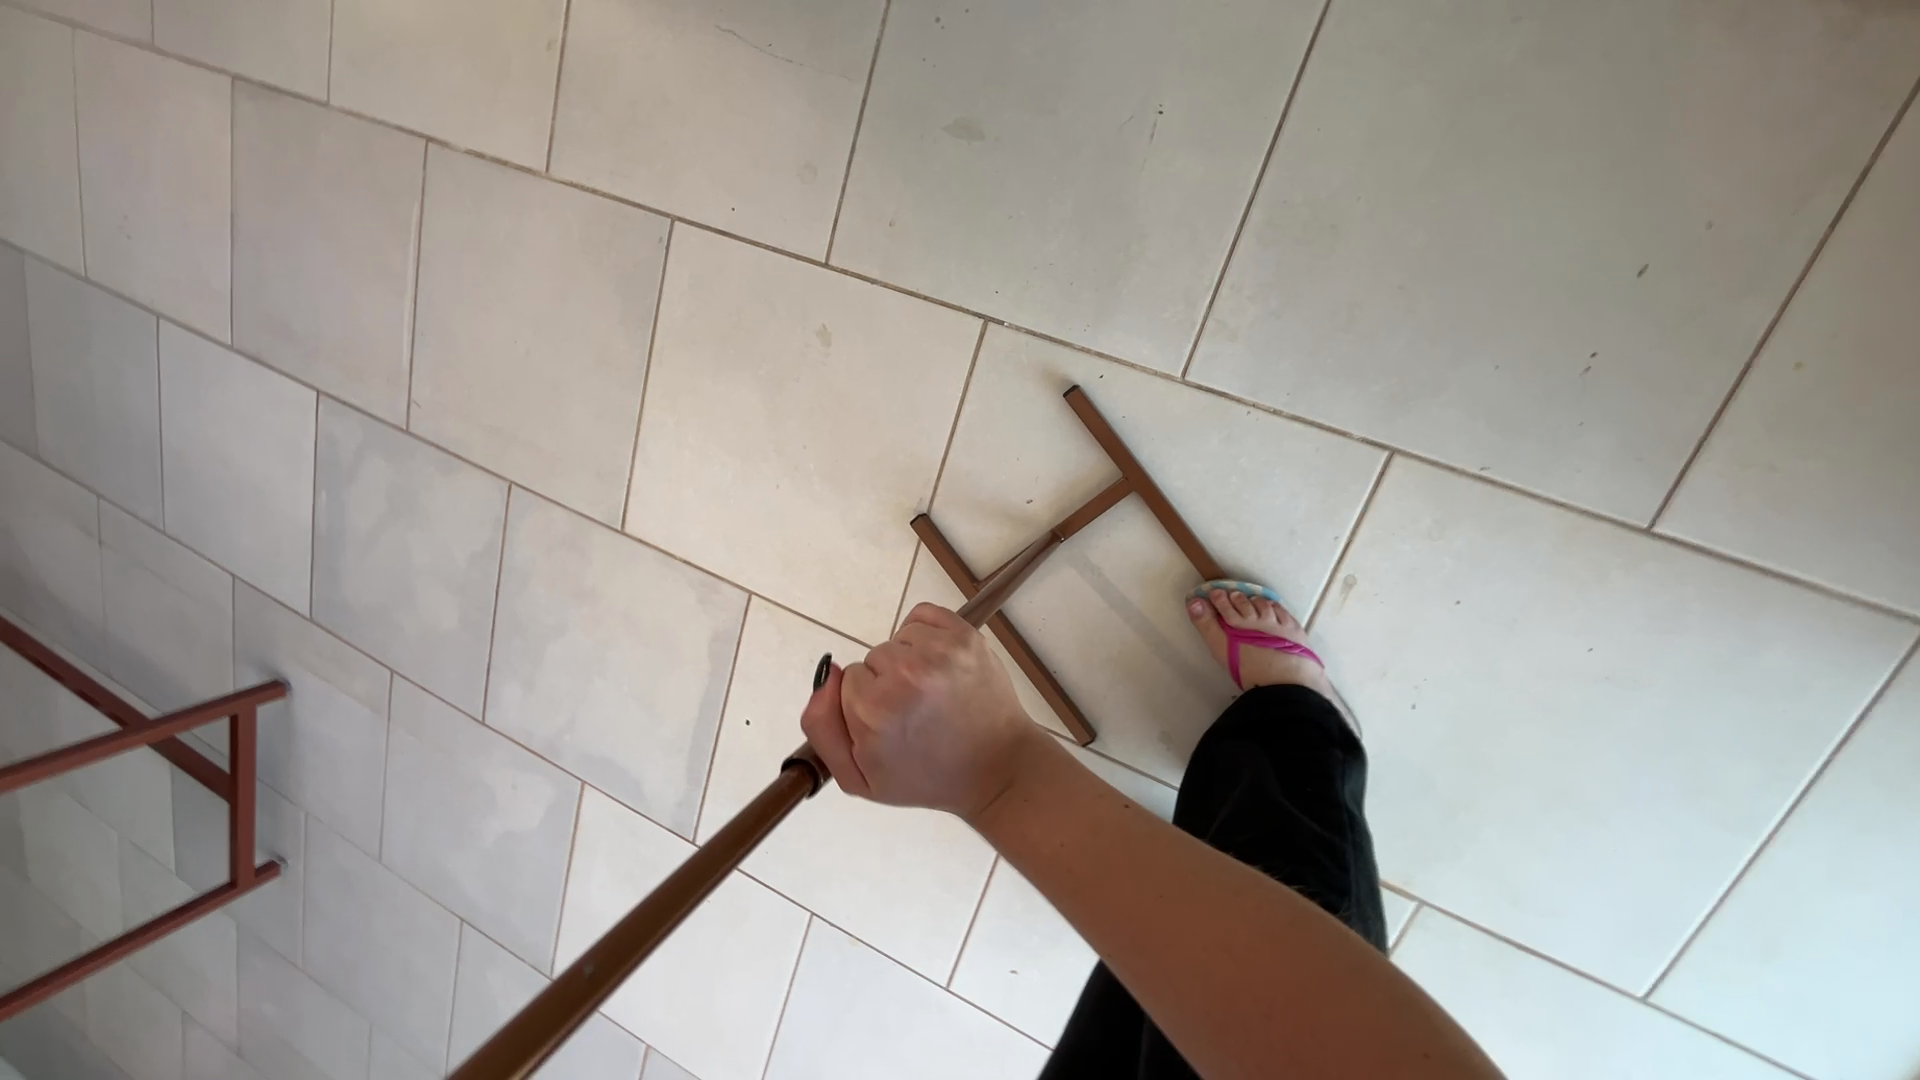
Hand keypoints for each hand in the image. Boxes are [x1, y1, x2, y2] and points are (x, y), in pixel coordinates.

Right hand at [800, 603, 1045, 819]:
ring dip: (908, 659)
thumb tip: (827, 673)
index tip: (891, 725)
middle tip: (914, 712)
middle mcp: (907, 673)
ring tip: (931, 692)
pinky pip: (922, 616)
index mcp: (876, 708)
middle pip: (873, 658)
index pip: (846, 680)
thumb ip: (821, 726)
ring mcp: (940, 651)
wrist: (996, 767)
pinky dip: (925, 635)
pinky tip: (939, 667)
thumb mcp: (859, 778)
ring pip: (897, 638)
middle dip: (886, 682)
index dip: (864, 704)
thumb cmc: (927, 776)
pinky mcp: (964, 635)